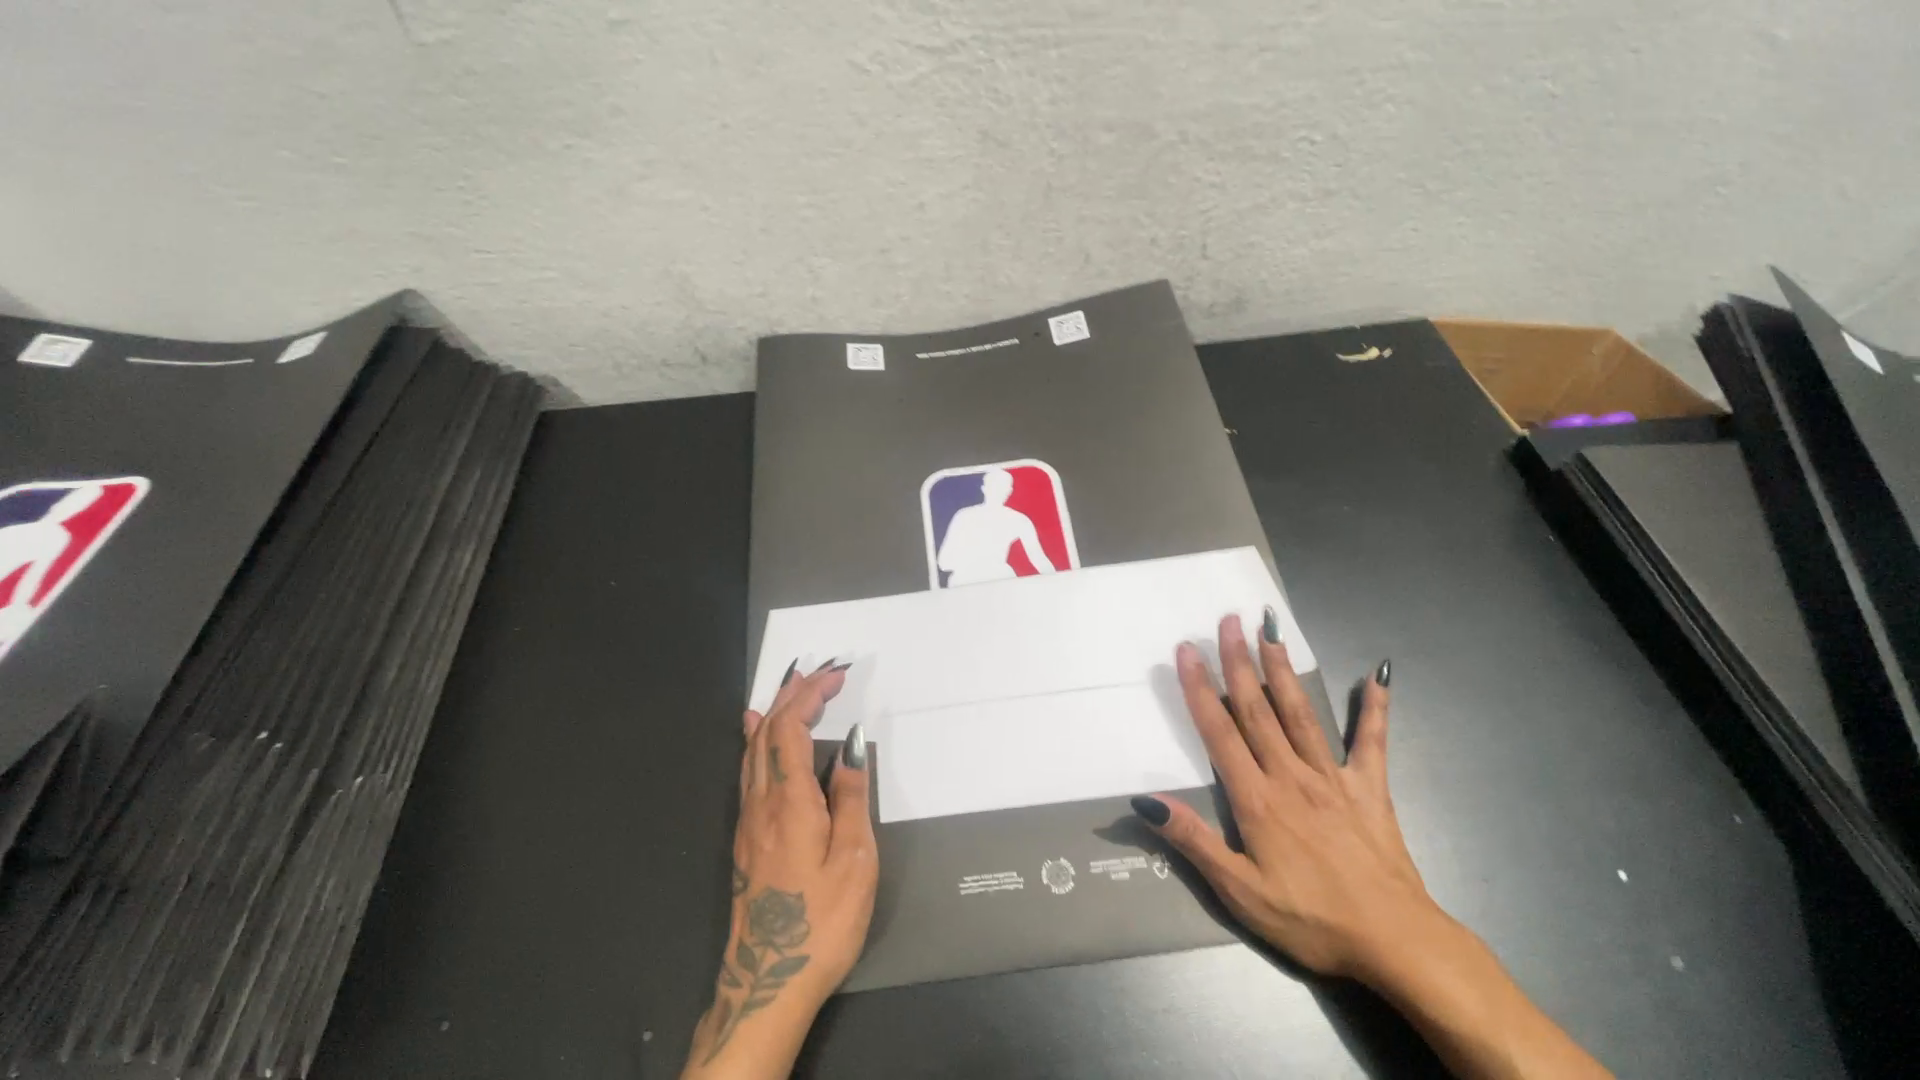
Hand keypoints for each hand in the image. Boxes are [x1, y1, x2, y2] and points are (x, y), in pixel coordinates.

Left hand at [682, 661, 875, 1079]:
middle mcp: (760, 803)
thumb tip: (851, 746)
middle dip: (792, 695)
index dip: (810, 694)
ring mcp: (747, 821)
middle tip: (820, 672)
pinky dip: (758, 741)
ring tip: (790, 689)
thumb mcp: (854, 861)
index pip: (790, 728)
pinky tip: (758, 738)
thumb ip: (851, 798)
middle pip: (767, 732)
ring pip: (752, 751)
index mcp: (789, 802)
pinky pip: (748, 771)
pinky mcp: (745, 839)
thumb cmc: (822, 921)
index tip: (836, 676)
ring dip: (774, 714)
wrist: (768, 980)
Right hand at [1131, 613, 1434, 983]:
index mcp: (1257, 799)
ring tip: (1271, 633)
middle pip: (1258, 710)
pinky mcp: (1370, 789)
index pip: (1220, 732)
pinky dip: (1374, 708)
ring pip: (1301, 714)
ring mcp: (1334, 778)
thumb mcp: (1239, 891)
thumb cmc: (1310, 920)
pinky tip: (1378, 675)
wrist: (1394, 941)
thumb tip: (1145, 800)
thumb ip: (1194, 841)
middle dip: (1239, 663)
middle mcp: (1292, 776)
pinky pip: (1371, 741)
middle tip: (1229, 619)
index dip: (1200, 689)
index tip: (1186, 650)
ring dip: (1282, 671)